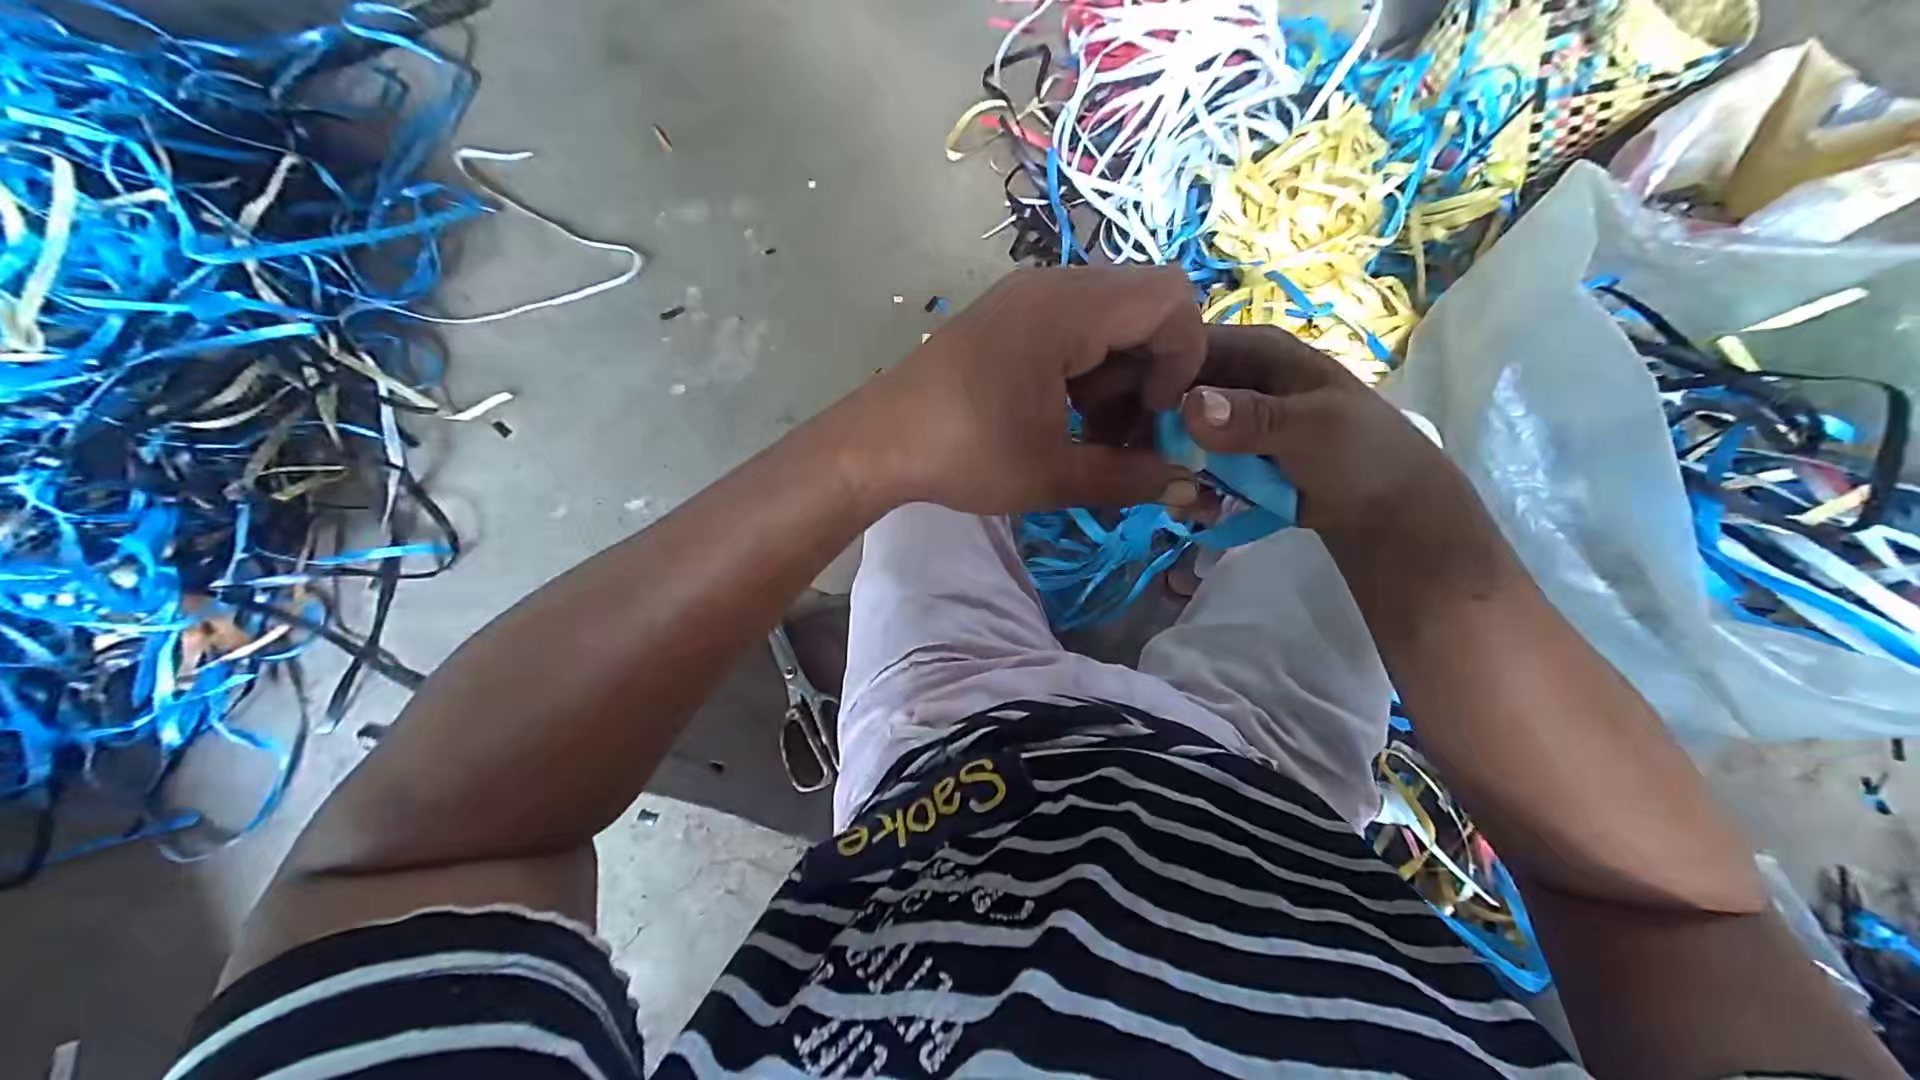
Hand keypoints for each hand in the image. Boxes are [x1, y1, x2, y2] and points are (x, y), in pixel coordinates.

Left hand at [850, 266, 1204, 514]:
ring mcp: (1026, 296)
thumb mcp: (1051, 475)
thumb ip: (1130, 478)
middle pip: (1144, 305)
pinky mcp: (1009, 315)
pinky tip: (1061, 413)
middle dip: (1151, 369)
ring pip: (1110, 318)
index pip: (1171, 299)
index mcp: (1066, 310)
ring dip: (1117, 373)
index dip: (1182, 357)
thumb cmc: (963, 454)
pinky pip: (1075, 324)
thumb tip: (1190, 487)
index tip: (1152, 414)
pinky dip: (1086, 366)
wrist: (878, 444)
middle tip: (1122, 428)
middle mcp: (1051, 285)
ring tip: (1088, 430)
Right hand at [1176, 325, 1476, 541]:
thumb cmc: (1360, 453)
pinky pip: (1183, 465)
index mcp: (1253, 349)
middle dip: (1152, 434)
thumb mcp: (1313, 428)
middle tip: (1151, 473)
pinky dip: (1184, 487)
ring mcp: (1222, 419)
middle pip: (1164, 394)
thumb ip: (1254, 418)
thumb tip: (1190, 406)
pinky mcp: (1220, 454)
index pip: (1179, 348)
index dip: (1146, 379)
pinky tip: (1198, 508)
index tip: (1125, 421)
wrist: (1382, 508)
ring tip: (1185, 499)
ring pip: (1168, 435)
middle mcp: (1229, 377)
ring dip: (1167, 468)